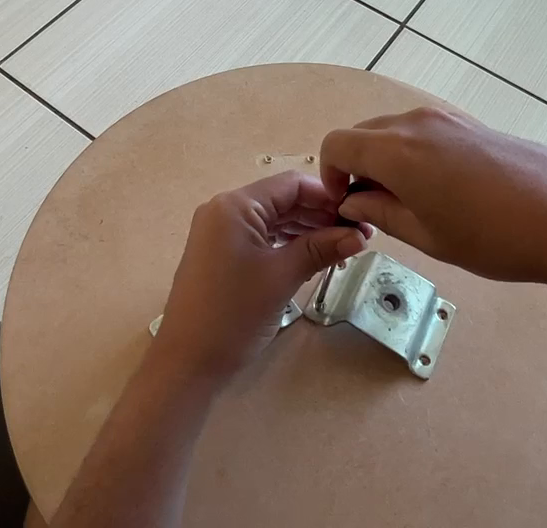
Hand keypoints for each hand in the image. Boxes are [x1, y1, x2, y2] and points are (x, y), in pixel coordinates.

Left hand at [151, 171, 367, 382]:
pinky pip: (260, 236)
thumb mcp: (282, 277)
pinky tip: (312, 257)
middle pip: (282, 200)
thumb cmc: (234, 314)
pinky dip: (286, 243)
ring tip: (342, 249)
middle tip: (358, 236)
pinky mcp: (220, 253)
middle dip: (320, 215)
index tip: (358, 215)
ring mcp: (219, 232)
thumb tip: (359, 236)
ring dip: (306, 230)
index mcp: (236, 206)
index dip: (327, 196)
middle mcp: (224, 210)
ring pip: (273, 219)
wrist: (187, 363)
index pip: (290, 184)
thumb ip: (320, 248)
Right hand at [322, 107, 546, 303]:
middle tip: (374, 210)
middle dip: (355, 168)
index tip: (346, 206)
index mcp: (395, 150)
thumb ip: (381, 213)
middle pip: (362, 134)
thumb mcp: (428, 237)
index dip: (329, 175)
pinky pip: (422, 131)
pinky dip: (413, 154)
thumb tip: (354, 201)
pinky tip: (444, 190)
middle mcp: (414, 122)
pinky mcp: (470, 122)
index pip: (337, 144)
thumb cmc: (494, 237)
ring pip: (393, 131)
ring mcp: (445, 118)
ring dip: (385, 161)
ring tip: (412, 204)